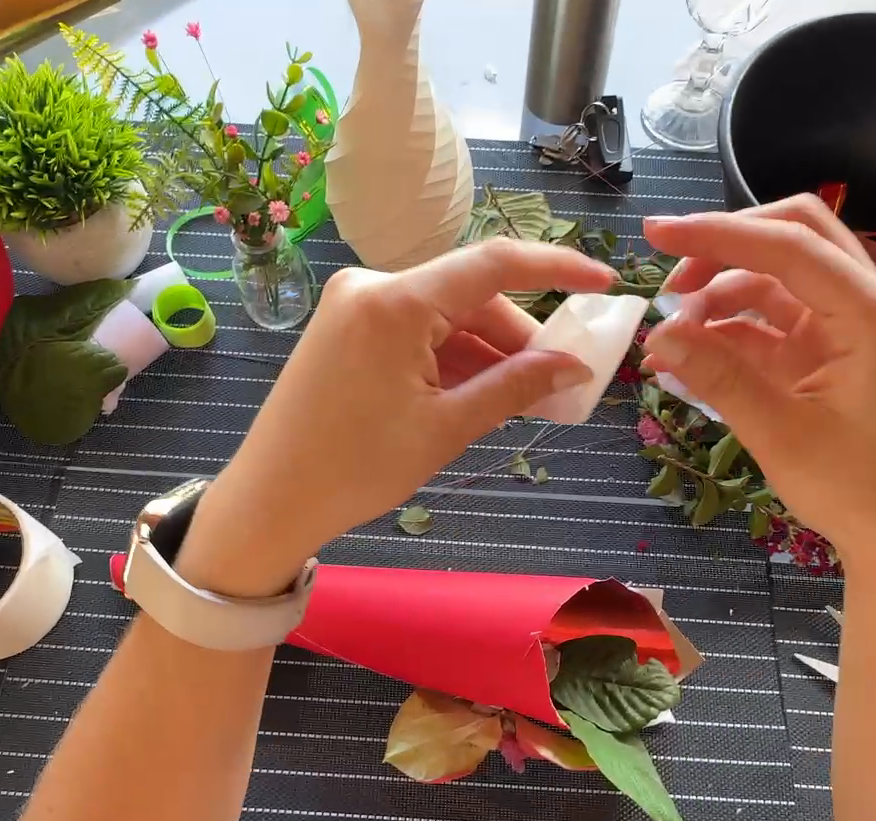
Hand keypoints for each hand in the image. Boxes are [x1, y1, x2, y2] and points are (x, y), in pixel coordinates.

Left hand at [177, 239, 615, 595]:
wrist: (271, 501)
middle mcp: (372, 285)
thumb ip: (515, 388)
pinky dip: (448, 358)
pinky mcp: (344, 328)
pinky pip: (414, 331)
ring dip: (484, 353)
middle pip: (468, 296)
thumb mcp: (446, 429)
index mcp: (397, 301)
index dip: (557, 269)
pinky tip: (474, 393)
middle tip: (555, 383)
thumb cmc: (357, 470)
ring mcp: (353, 305)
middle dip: (517, 338)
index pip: (495, 264)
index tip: (604, 284)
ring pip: (442, 316)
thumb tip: (574, 367)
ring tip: (520, 399)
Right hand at [641, 195, 875, 559]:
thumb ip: (718, 376)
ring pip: (775, 279)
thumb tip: (658, 336)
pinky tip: (688, 354)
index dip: (718, 234)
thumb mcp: (777, 432)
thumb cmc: (851, 487)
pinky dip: (728, 331)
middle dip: (724, 250)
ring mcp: (844, 327)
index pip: (789, 246)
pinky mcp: (825, 352)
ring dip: (720, 295)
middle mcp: (864, 305)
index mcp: (871, 314)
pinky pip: (770, 322)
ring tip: (671, 338)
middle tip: (667, 280)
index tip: (657, 234)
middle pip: (791, 240)